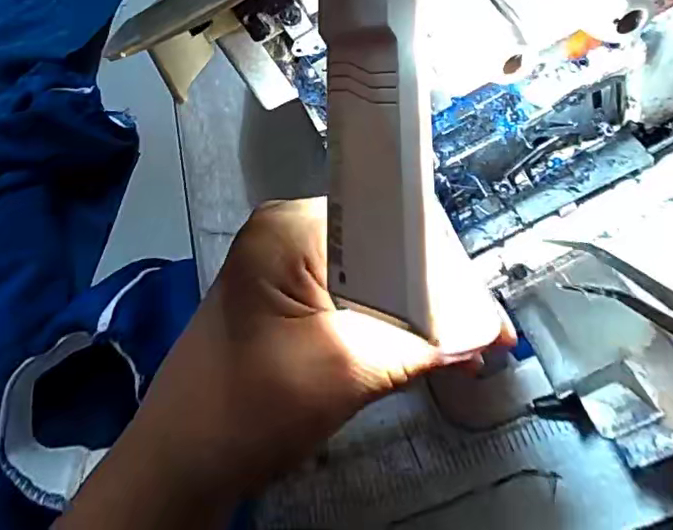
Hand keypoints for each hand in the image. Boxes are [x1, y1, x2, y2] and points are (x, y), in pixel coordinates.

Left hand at [58, 197, 510, 527]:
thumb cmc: (249, 405)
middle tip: (483, 335)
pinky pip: (348, 292)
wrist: (184, 454)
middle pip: (379, 244)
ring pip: (368, 273)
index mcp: (289, 226)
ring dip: (413, 311)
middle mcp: (285, 229)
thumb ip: (420, 343)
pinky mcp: (284, 292)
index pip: (382, 220)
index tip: (483, 308)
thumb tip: (488, 329)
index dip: (438, 262)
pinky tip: (416, 347)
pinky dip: (385, 320)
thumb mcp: (343, 370)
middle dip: (432, 291)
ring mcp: (281, 260)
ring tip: (461, 345)